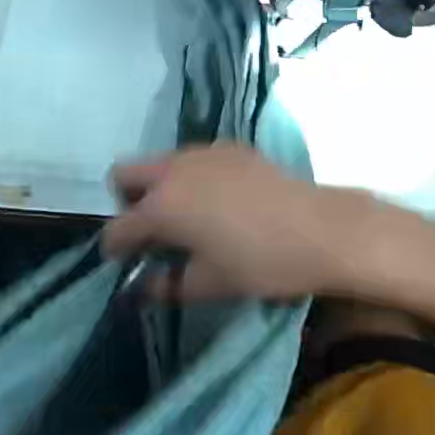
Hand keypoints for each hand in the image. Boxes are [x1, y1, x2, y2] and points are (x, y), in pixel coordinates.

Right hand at [102, 143, 379, 300]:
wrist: (319, 228)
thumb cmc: (260, 263)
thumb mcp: (209, 284)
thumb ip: (165, 286)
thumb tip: (140, 288)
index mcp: (161, 206)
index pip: (118, 227)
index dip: (115, 249)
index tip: (125, 264)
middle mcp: (173, 170)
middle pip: (124, 174)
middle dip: (127, 202)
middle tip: (152, 231)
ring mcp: (201, 152)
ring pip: (160, 162)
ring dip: (160, 186)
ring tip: (188, 217)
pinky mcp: (228, 146)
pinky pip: (193, 158)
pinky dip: (191, 177)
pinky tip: (220, 202)